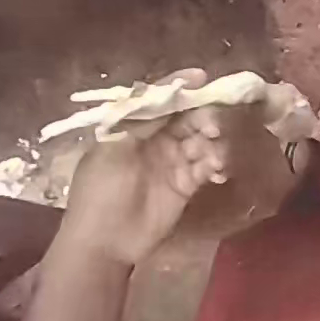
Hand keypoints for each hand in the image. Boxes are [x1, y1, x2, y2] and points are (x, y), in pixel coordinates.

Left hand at [61, 93, 229, 266]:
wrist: (104, 242)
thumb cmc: (101, 191)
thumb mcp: (115, 147)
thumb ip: (144, 117)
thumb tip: (172, 88)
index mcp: (134, 125)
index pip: (162, 98)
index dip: (182, 87)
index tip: (204, 79)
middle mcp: (157, 138)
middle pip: (189, 117)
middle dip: (205, 117)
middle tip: (213, 127)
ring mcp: (174, 160)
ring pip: (202, 140)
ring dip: (214, 142)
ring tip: (215, 156)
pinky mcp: (188, 183)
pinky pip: (208, 165)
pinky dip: (217, 163)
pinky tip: (218, 170)